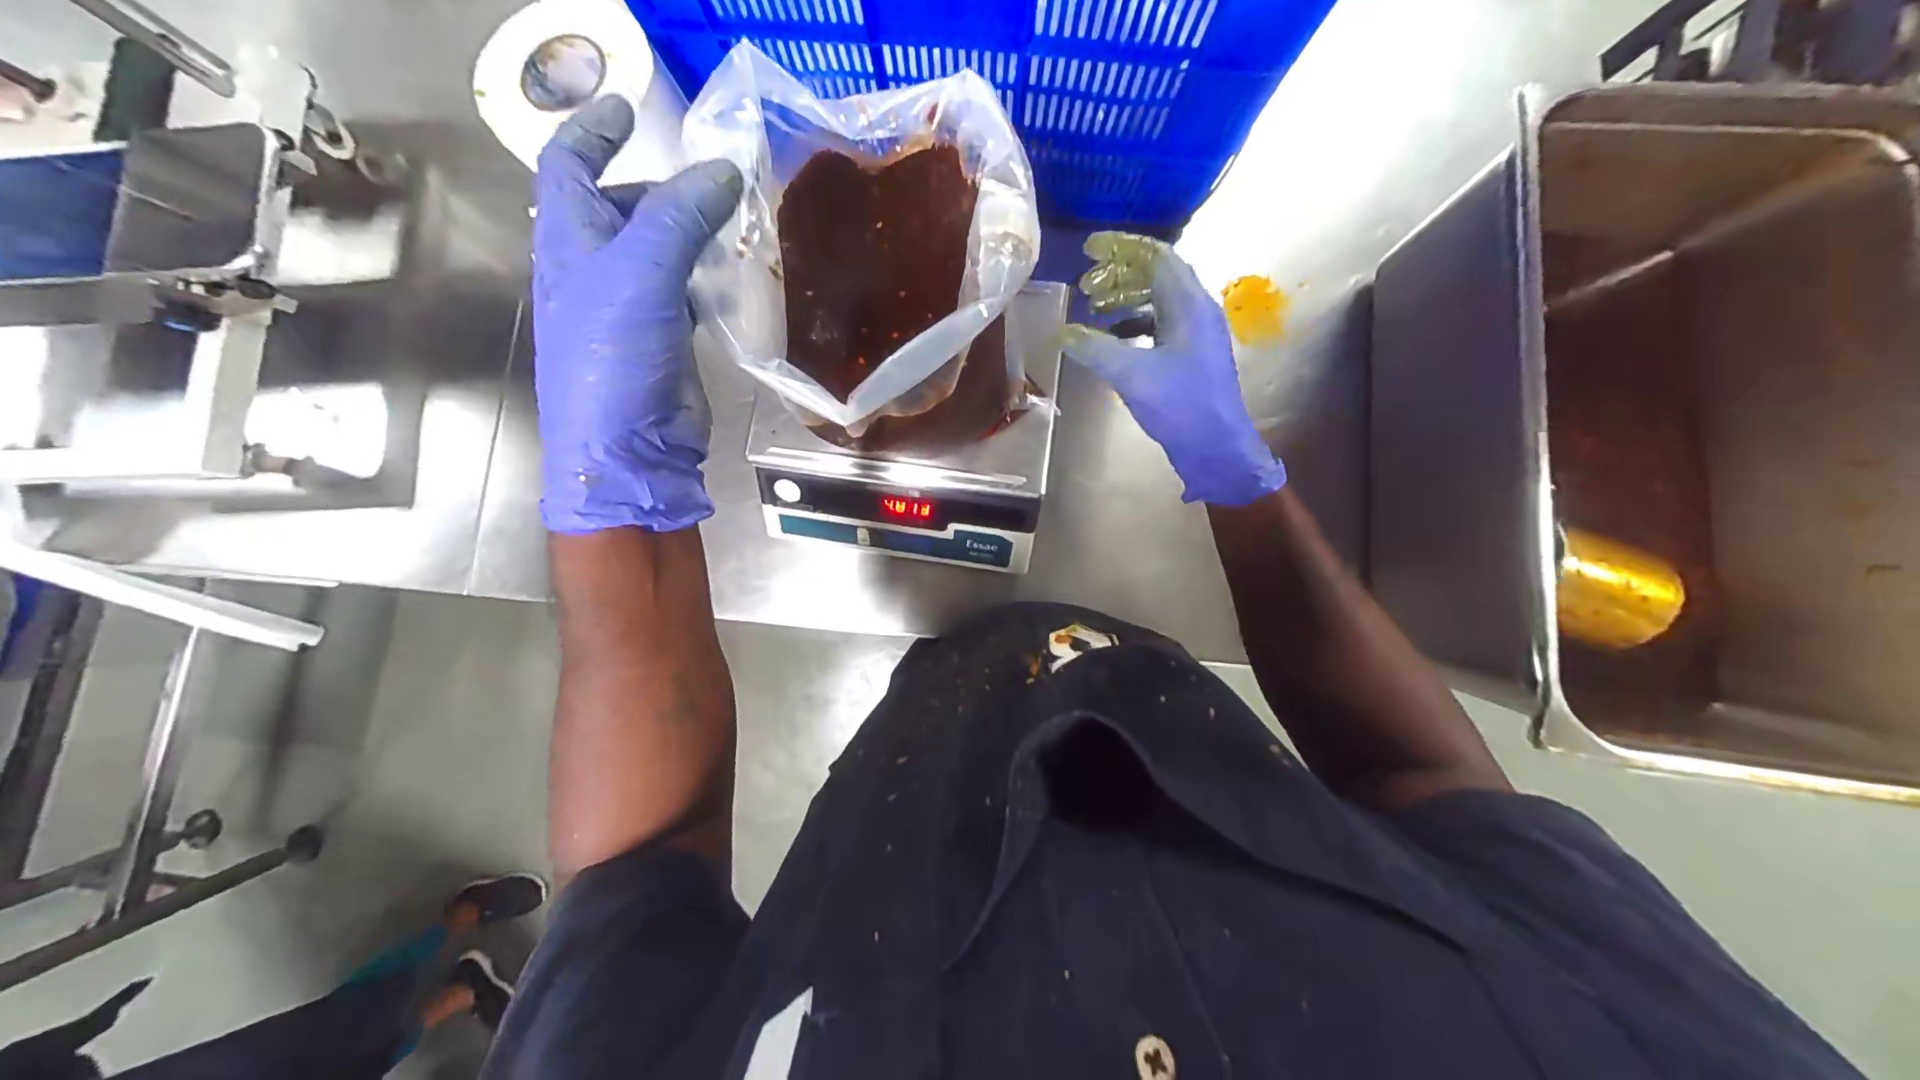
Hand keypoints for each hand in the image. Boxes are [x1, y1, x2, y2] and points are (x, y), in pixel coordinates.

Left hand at [533, 96, 743, 532]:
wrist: (630, 447)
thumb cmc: (614, 358)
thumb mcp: (640, 276)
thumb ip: (678, 217)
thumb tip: (722, 171)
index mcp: (569, 243)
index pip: (569, 166)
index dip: (593, 129)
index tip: (628, 105)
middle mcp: (594, 269)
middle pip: (622, 207)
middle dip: (660, 185)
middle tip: (712, 178)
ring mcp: (630, 308)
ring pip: (658, 251)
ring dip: (690, 232)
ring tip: (733, 220)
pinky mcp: (663, 339)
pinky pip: (683, 291)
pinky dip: (705, 276)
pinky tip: (732, 276)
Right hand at [1059, 233, 1285, 506]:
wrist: (1217, 448)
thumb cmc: (1181, 406)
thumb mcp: (1132, 375)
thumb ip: (1095, 349)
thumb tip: (1062, 332)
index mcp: (1189, 305)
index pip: (1157, 257)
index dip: (1122, 248)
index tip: (1089, 249)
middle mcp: (1197, 312)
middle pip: (1158, 275)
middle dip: (1120, 274)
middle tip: (1087, 283)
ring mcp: (1197, 335)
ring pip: (1159, 301)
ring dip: (1126, 299)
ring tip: (1094, 308)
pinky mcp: (1191, 357)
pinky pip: (1161, 326)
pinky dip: (1135, 324)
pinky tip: (1114, 339)